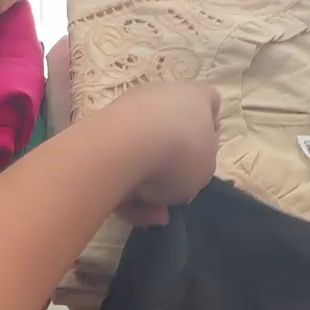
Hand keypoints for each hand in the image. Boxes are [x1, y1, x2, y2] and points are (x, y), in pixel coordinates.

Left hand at [94, 82, 221, 226]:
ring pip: (141, 156)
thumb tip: (182, 179)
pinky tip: (128, 209)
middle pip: (170, 133)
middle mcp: (161, 97)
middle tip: (171, 196)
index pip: (209, 103)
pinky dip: (123, 187)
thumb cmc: (181, 154)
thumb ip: (199, 171)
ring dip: (145, 188)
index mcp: (195, 97)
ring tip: (148, 213)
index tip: (203, 155)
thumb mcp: (204, 171)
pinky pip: (117, 166)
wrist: (126, 146)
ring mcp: (127, 111)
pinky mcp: (100, 133)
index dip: (209, 129)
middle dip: (169, 171)